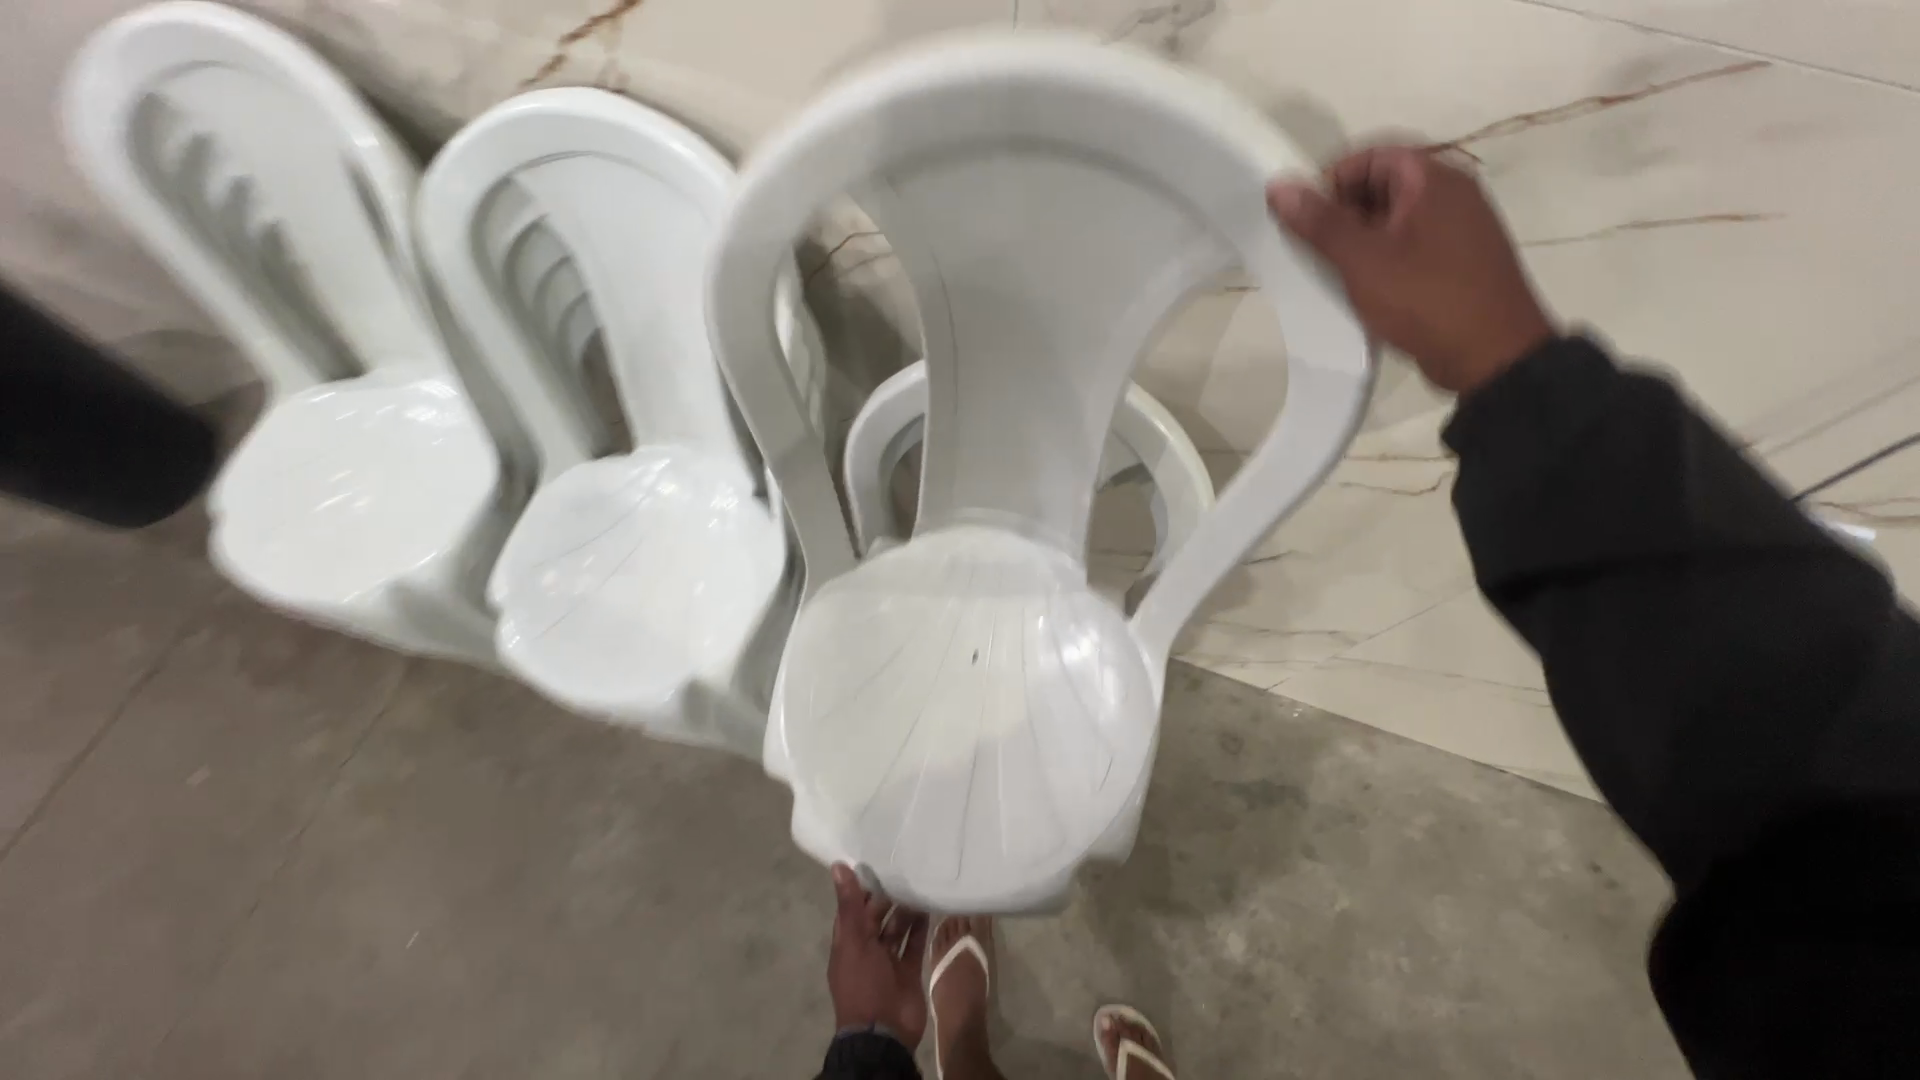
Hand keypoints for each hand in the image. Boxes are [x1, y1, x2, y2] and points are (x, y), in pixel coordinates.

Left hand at [827, 864, 929, 1047]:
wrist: (884, 1033)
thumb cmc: (863, 984)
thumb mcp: (853, 941)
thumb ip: (850, 905)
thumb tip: (837, 866)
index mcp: (848, 942)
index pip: (852, 908)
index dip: (861, 887)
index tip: (875, 859)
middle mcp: (867, 949)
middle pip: (877, 916)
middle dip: (888, 896)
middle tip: (905, 867)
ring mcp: (889, 961)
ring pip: (897, 928)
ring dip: (906, 910)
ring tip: (920, 882)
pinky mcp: (909, 970)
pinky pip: (915, 944)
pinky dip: (920, 927)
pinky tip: (929, 907)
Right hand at [1267, 145, 1556, 394]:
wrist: (1491, 355)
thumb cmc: (1425, 299)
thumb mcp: (1363, 259)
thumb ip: (1319, 222)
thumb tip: (1279, 185)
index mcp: (1434, 180)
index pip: (1371, 155)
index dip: (1330, 180)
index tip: (1304, 220)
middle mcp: (1450, 195)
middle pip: (1381, 184)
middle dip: (1340, 213)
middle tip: (1313, 251)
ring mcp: (1456, 229)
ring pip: (1392, 218)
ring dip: (1356, 240)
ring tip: (1332, 274)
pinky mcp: (1456, 262)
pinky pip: (1407, 245)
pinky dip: (1378, 259)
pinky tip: (1361, 290)